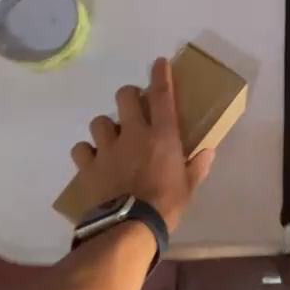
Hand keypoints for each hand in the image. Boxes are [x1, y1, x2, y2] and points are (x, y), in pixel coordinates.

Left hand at [68, 57, 217, 230]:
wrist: (128, 227)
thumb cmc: (165, 205)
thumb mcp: (189, 187)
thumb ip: (197, 166)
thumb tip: (208, 152)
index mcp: (162, 135)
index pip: (162, 96)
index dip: (160, 76)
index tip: (158, 62)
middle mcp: (133, 134)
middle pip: (124, 97)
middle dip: (128, 96)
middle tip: (133, 107)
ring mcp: (107, 149)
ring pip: (99, 122)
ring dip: (106, 127)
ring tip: (112, 138)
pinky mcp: (88, 167)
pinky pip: (81, 150)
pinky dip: (86, 152)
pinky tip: (93, 160)